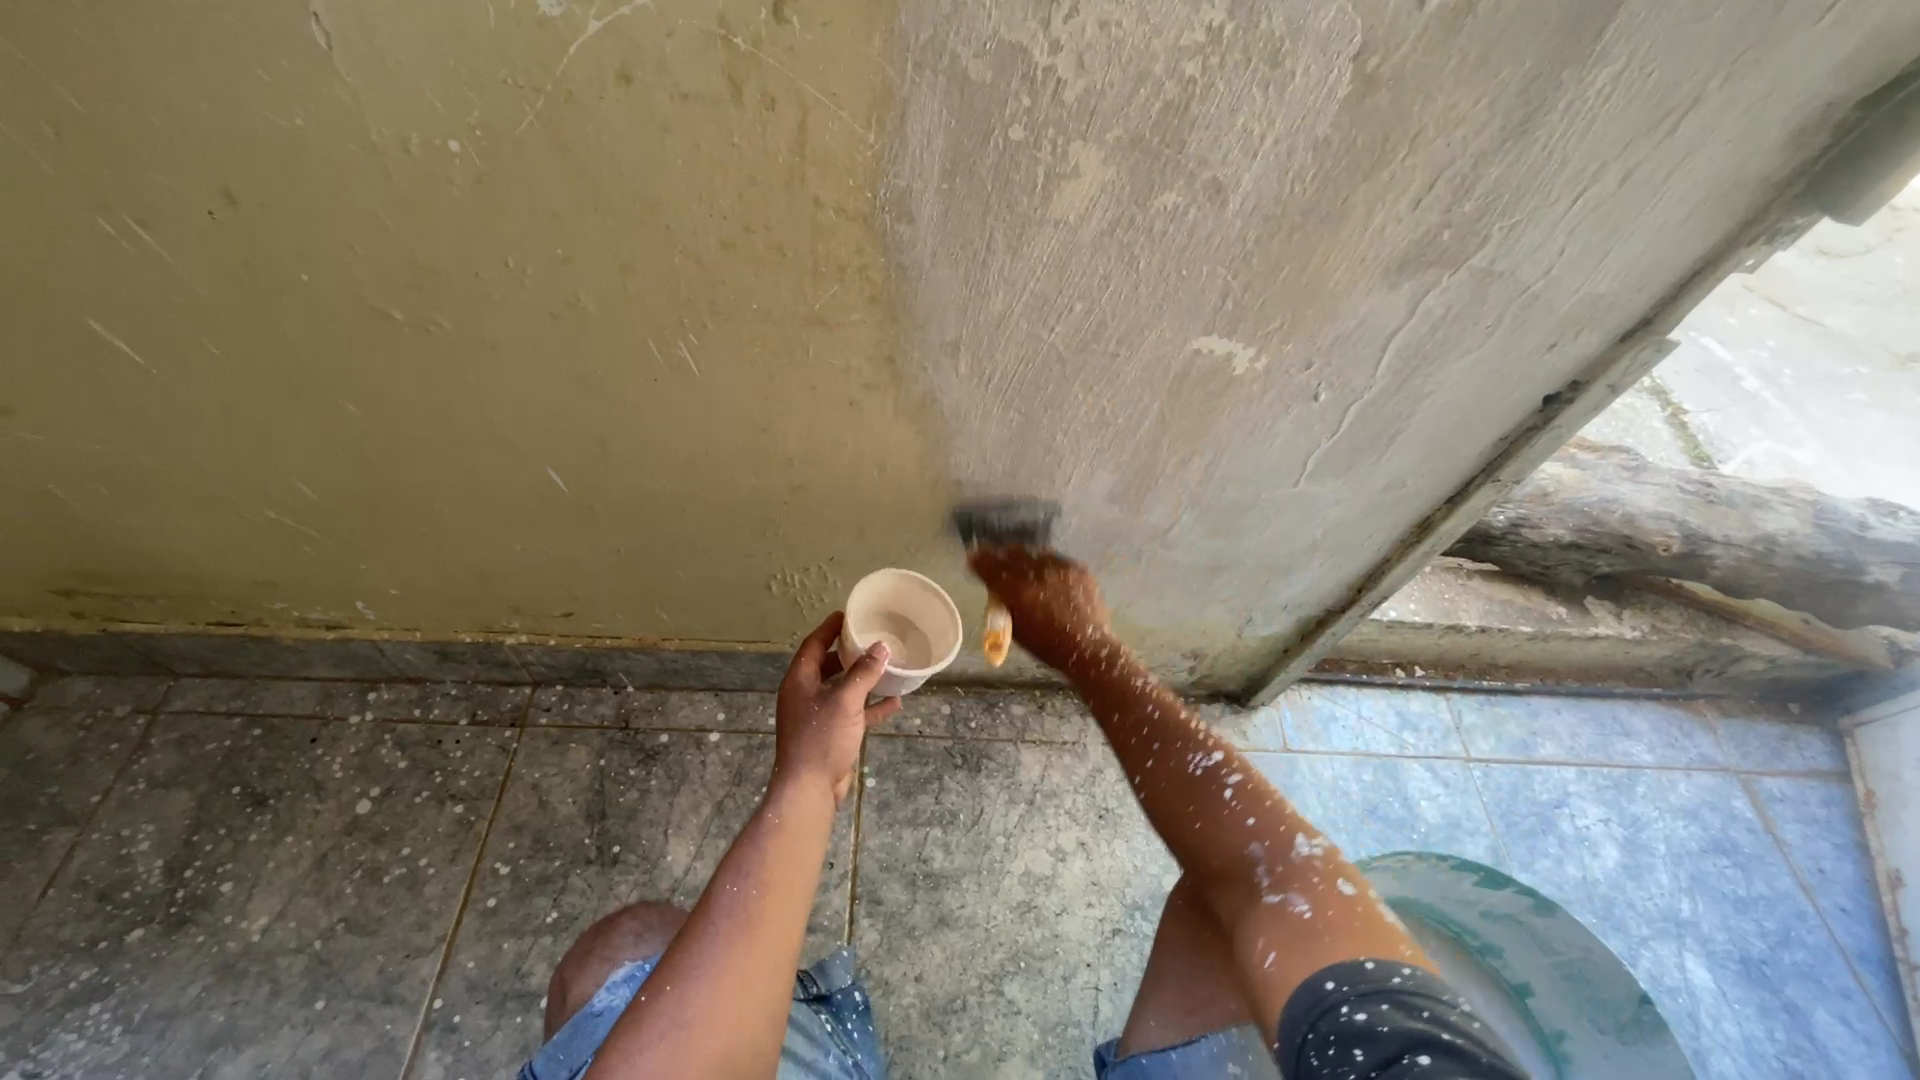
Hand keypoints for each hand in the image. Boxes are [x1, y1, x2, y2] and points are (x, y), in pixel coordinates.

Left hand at [774, 612, 900, 803]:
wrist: (809, 789)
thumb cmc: (820, 739)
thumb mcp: (845, 701)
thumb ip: (863, 673)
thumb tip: (881, 647)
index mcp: (800, 681)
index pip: (814, 645)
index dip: (829, 629)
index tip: (847, 615)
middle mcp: (805, 695)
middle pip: (827, 666)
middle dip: (848, 653)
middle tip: (870, 639)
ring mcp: (818, 716)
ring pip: (842, 690)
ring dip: (863, 680)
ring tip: (885, 666)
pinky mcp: (832, 735)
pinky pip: (853, 713)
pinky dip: (871, 707)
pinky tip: (894, 703)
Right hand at [966, 548, 1113, 672]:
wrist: (1088, 647)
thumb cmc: (1048, 646)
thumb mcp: (1017, 628)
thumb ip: (1005, 604)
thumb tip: (996, 588)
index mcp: (1018, 593)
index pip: (991, 568)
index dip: (979, 561)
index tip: (973, 558)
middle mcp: (1037, 574)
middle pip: (1011, 554)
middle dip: (999, 555)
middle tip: (993, 556)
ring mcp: (1060, 568)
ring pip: (1033, 553)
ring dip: (1021, 557)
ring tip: (1017, 561)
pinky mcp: (1077, 568)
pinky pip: (1053, 558)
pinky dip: (1043, 563)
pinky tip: (1042, 570)